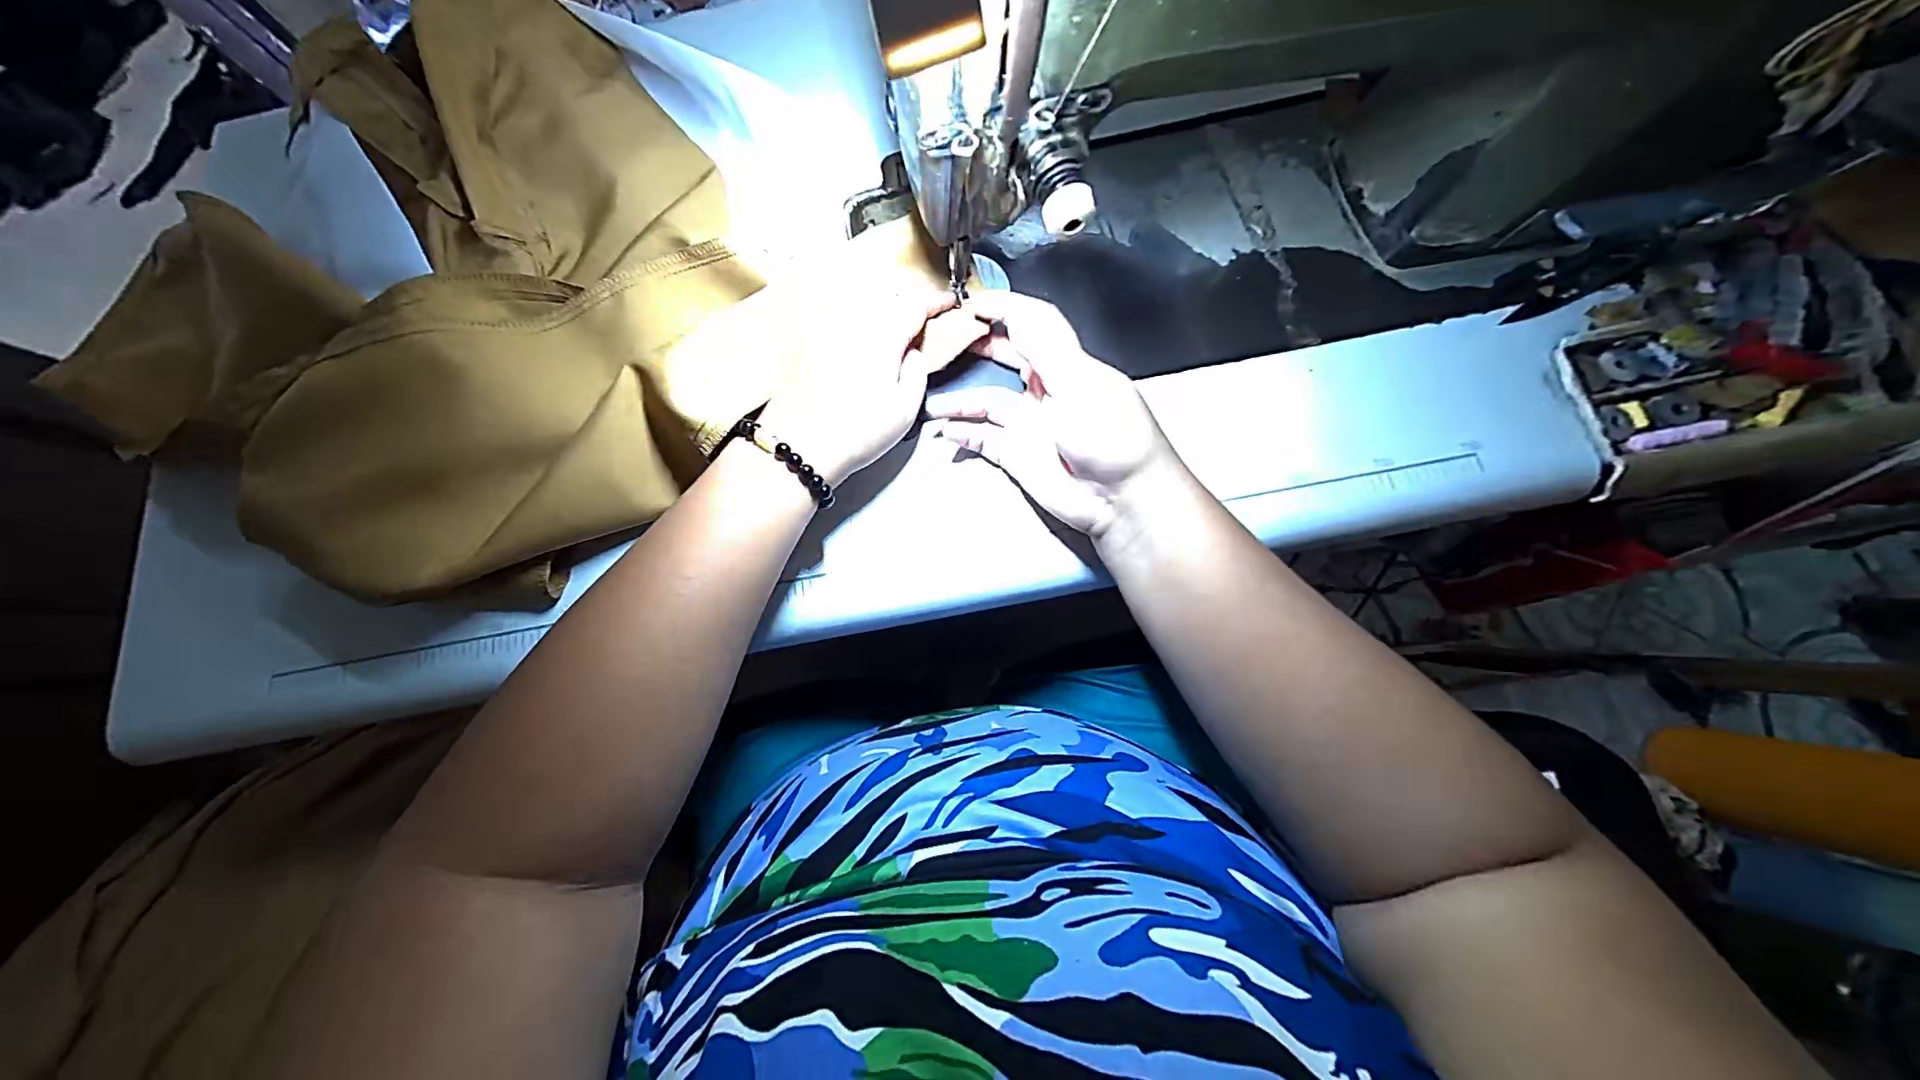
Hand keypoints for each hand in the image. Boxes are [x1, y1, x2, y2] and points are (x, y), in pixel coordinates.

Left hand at [755, 287, 988, 485]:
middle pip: (888, 300)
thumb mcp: (905, 409)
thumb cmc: (854, 432)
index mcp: (883, 335)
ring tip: (898, 338)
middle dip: (910, 305)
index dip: (935, 301)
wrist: (800, 446)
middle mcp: (854, 326)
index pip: (915, 304)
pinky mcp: (812, 349)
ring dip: (885, 317)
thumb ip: (917, 372)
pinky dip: (863, 331)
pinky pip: (845, 328)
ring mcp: (829, 335)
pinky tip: (866, 354)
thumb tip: (915, 355)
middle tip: (926, 321)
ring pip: (864, 312)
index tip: (948, 303)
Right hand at [927, 291, 1180, 536]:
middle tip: (945, 336)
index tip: (972, 302)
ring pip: (984, 400)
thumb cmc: (1116, 440)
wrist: (1120, 497)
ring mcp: (1029, 422)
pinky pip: (981, 437)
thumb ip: (1045, 349)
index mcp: (1067, 364)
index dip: (1003, 307)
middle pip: (1004, 355)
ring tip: (931, 397)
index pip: (1031, 322)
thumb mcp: (1080, 384)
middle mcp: (1045, 389)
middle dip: (975, 343)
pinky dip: (961, 432)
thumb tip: (1015, 315)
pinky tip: (945, 430)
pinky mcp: (1017, 453)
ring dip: (958, 398)